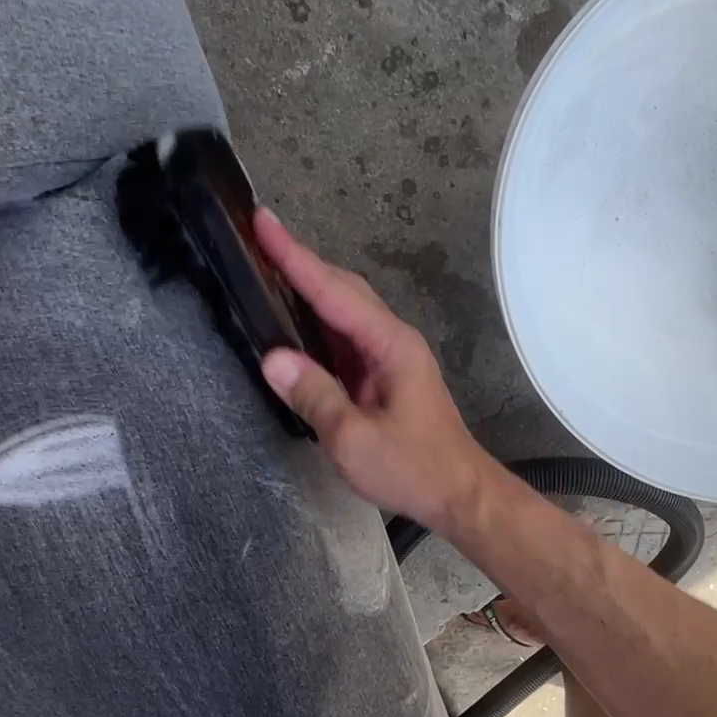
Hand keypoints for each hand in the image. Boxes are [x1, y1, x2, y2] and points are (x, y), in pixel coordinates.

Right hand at [253, 209, 494, 528]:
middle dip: (300, 263)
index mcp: (390, 346)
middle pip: (343, 290)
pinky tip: (293, 324)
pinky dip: (318, 325)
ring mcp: (391, 358)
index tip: (263, 222)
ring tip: (265, 270)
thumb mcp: (354, 439)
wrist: (459, 493)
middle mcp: (393, 341)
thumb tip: (273, 358)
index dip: (295, 257)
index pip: (335, 291)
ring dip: (308, 290)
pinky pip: (346, 339)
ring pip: (345, 312)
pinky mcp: (386, 377)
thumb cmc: (413, 469)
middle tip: (256, 239)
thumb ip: (315, 396)